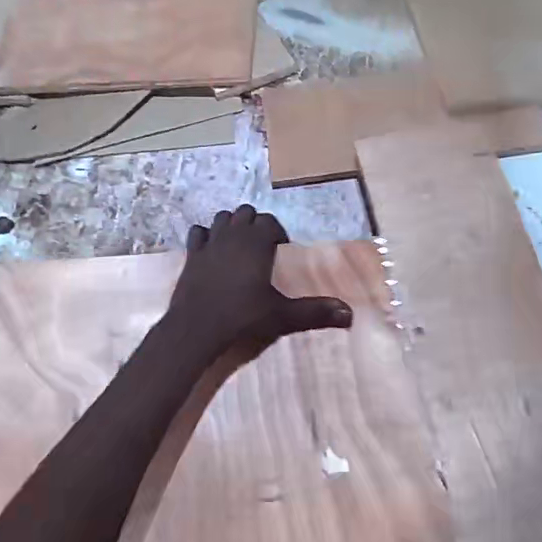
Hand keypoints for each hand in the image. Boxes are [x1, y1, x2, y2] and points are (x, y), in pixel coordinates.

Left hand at [165, 206, 352, 358]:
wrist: (196, 328)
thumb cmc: (242, 317)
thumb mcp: (282, 316)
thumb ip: (315, 312)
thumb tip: (350, 315)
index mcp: (255, 242)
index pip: (269, 221)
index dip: (277, 233)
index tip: (282, 250)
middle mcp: (232, 235)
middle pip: (245, 213)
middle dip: (255, 224)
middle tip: (263, 248)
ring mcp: (208, 243)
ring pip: (221, 218)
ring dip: (231, 226)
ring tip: (239, 247)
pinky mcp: (190, 255)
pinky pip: (198, 233)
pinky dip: (206, 236)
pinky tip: (211, 252)